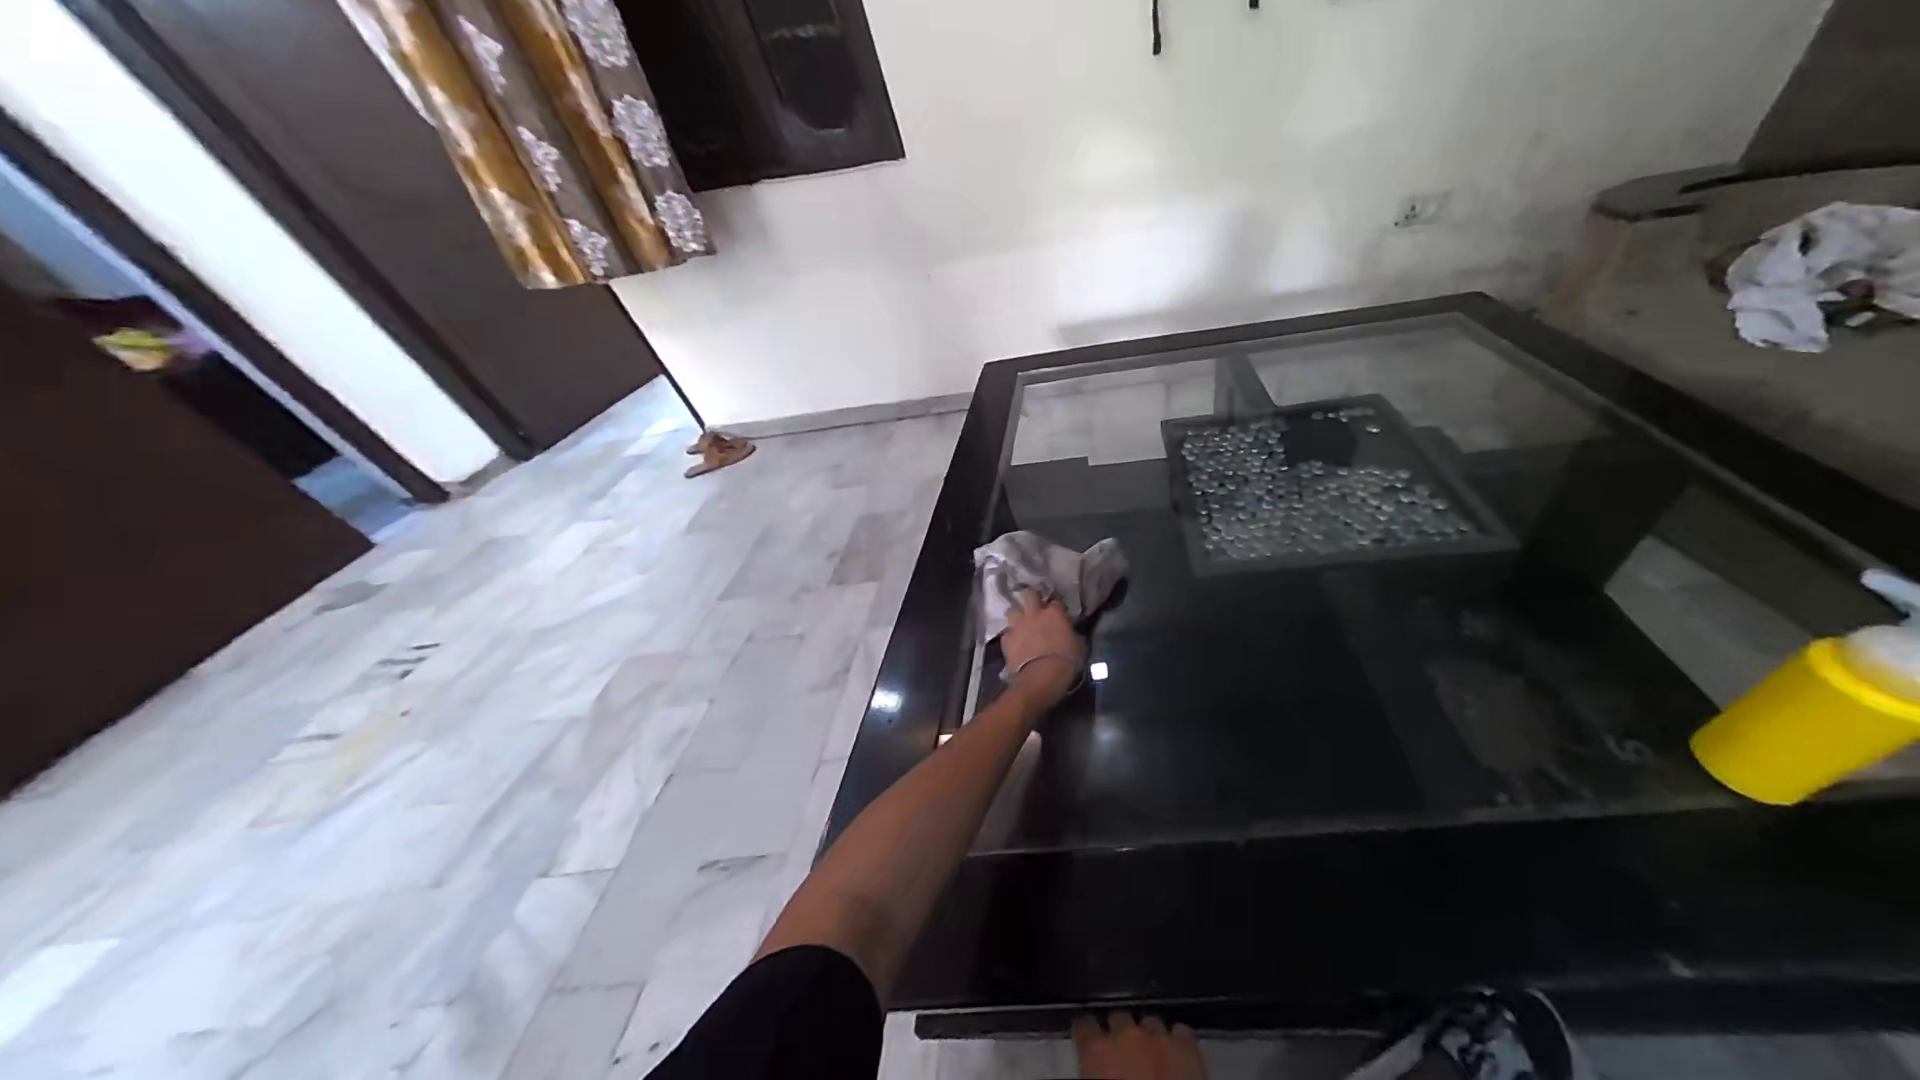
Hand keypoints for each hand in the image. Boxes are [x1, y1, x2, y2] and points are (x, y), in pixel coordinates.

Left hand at [1003, 591, 1085, 703]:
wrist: (1041, 677)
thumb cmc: (1066, 661)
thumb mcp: (1078, 645)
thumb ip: (1071, 633)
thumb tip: (1068, 632)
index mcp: (1054, 613)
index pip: (1056, 601)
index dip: (1056, 607)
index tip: (1058, 614)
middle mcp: (1034, 614)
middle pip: (1029, 594)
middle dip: (1031, 597)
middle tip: (1035, 606)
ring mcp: (1018, 625)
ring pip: (1012, 610)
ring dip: (1017, 615)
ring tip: (1021, 623)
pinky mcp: (1007, 639)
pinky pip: (1007, 633)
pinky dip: (1011, 636)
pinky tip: (1014, 642)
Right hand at [1074, 1013, 1205, 1079]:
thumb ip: (1091, 1074)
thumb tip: (1096, 1072)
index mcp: (1096, 1051)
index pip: (1084, 1025)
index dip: (1088, 1033)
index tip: (1090, 1041)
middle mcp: (1125, 1035)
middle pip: (1119, 1018)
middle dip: (1121, 1034)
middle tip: (1127, 1057)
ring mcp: (1158, 1038)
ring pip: (1150, 1023)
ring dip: (1149, 1038)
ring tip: (1154, 1058)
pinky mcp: (1187, 1048)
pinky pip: (1180, 1032)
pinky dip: (1177, 1042)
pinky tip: (1177, 1057)